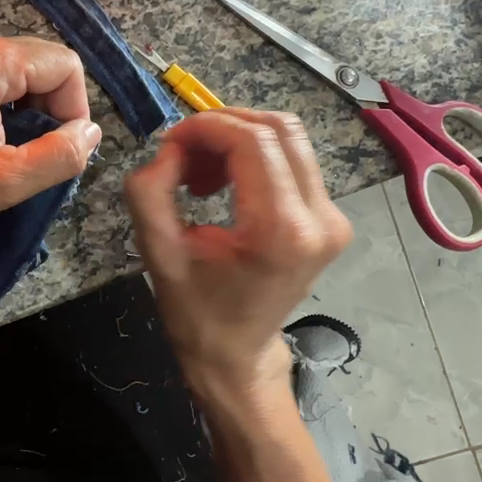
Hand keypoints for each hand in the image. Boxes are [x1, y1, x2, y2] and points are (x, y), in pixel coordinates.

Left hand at [0, 34, 102, 241]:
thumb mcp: (5, 182)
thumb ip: (60, 155)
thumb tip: (91, 133)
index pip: (64, 64)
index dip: (75, 108)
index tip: (60, 148)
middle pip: (44, 61)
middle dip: (55, 105)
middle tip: (37, 151)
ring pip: (24, 68)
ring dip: (33, 106)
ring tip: (17, 147)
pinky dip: (11, 103)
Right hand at [124, 109, 351, 398]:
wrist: (237, 354)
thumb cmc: (195, 310)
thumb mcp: (157, 252)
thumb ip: (150, 191)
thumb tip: (170, 150)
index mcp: (280, 231)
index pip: (252, 141)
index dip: (206, 127)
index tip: (170, 143)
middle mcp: (320, 219)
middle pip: (276, 129)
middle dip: (220, 128)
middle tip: (181, 154)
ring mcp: (332, 217)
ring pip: (287, 138)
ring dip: (235, 140)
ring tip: (199, 173)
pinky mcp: (330, 217)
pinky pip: (292, 160)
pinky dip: (251, 156)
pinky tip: (222, 182)